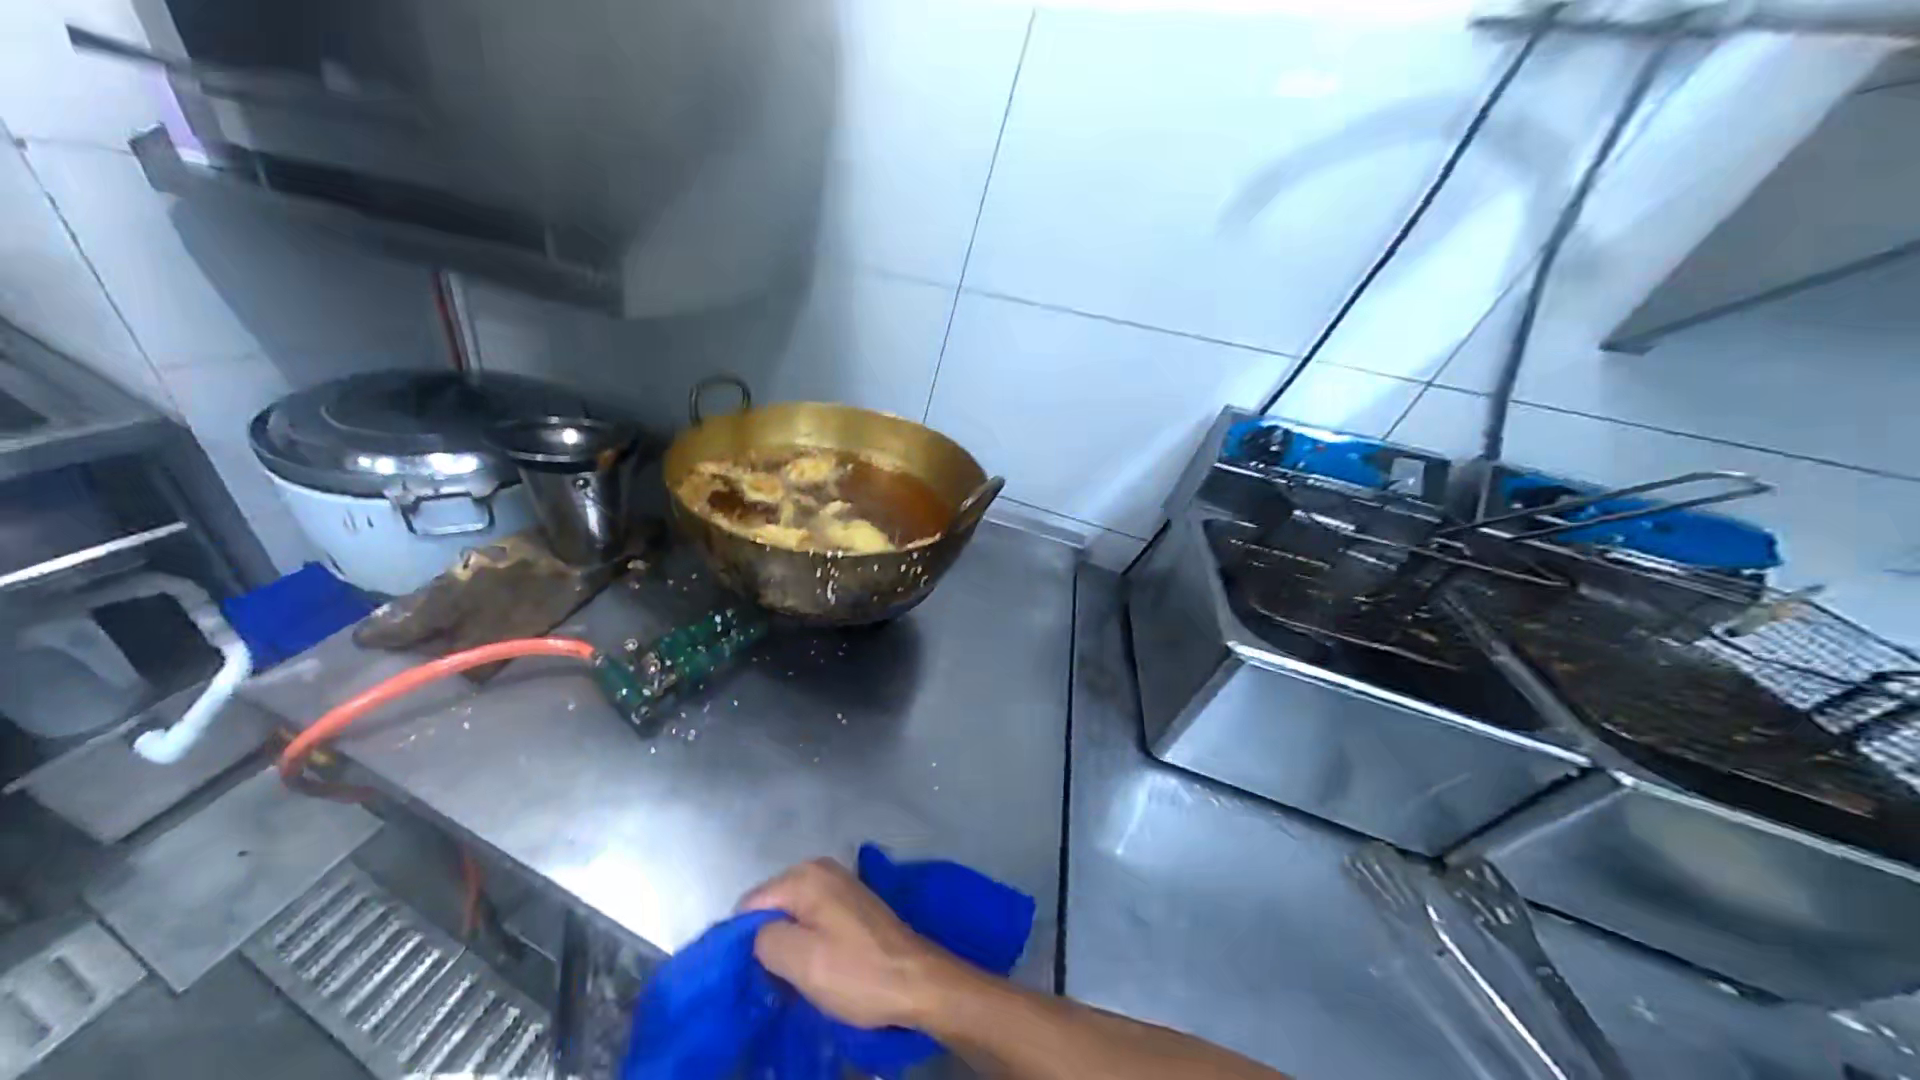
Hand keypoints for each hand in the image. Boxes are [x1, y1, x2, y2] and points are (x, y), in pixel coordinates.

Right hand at [739, 857, 963, 1029]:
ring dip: (791, 943)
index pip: (750, 904)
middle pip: (772, 906)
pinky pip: (814, 918)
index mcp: (805, 876)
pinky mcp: (853, 902)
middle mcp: (821, 868)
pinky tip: (821, 964)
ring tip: (800, 973)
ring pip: (793, 915)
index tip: (755, 972)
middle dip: (769, 939)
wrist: (917, 980)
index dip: (744, 940)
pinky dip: (810, 940)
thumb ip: (764, 939)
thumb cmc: (857, 972)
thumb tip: (757, 933)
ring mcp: (840, 883)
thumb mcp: (800, 961)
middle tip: (778, 975)